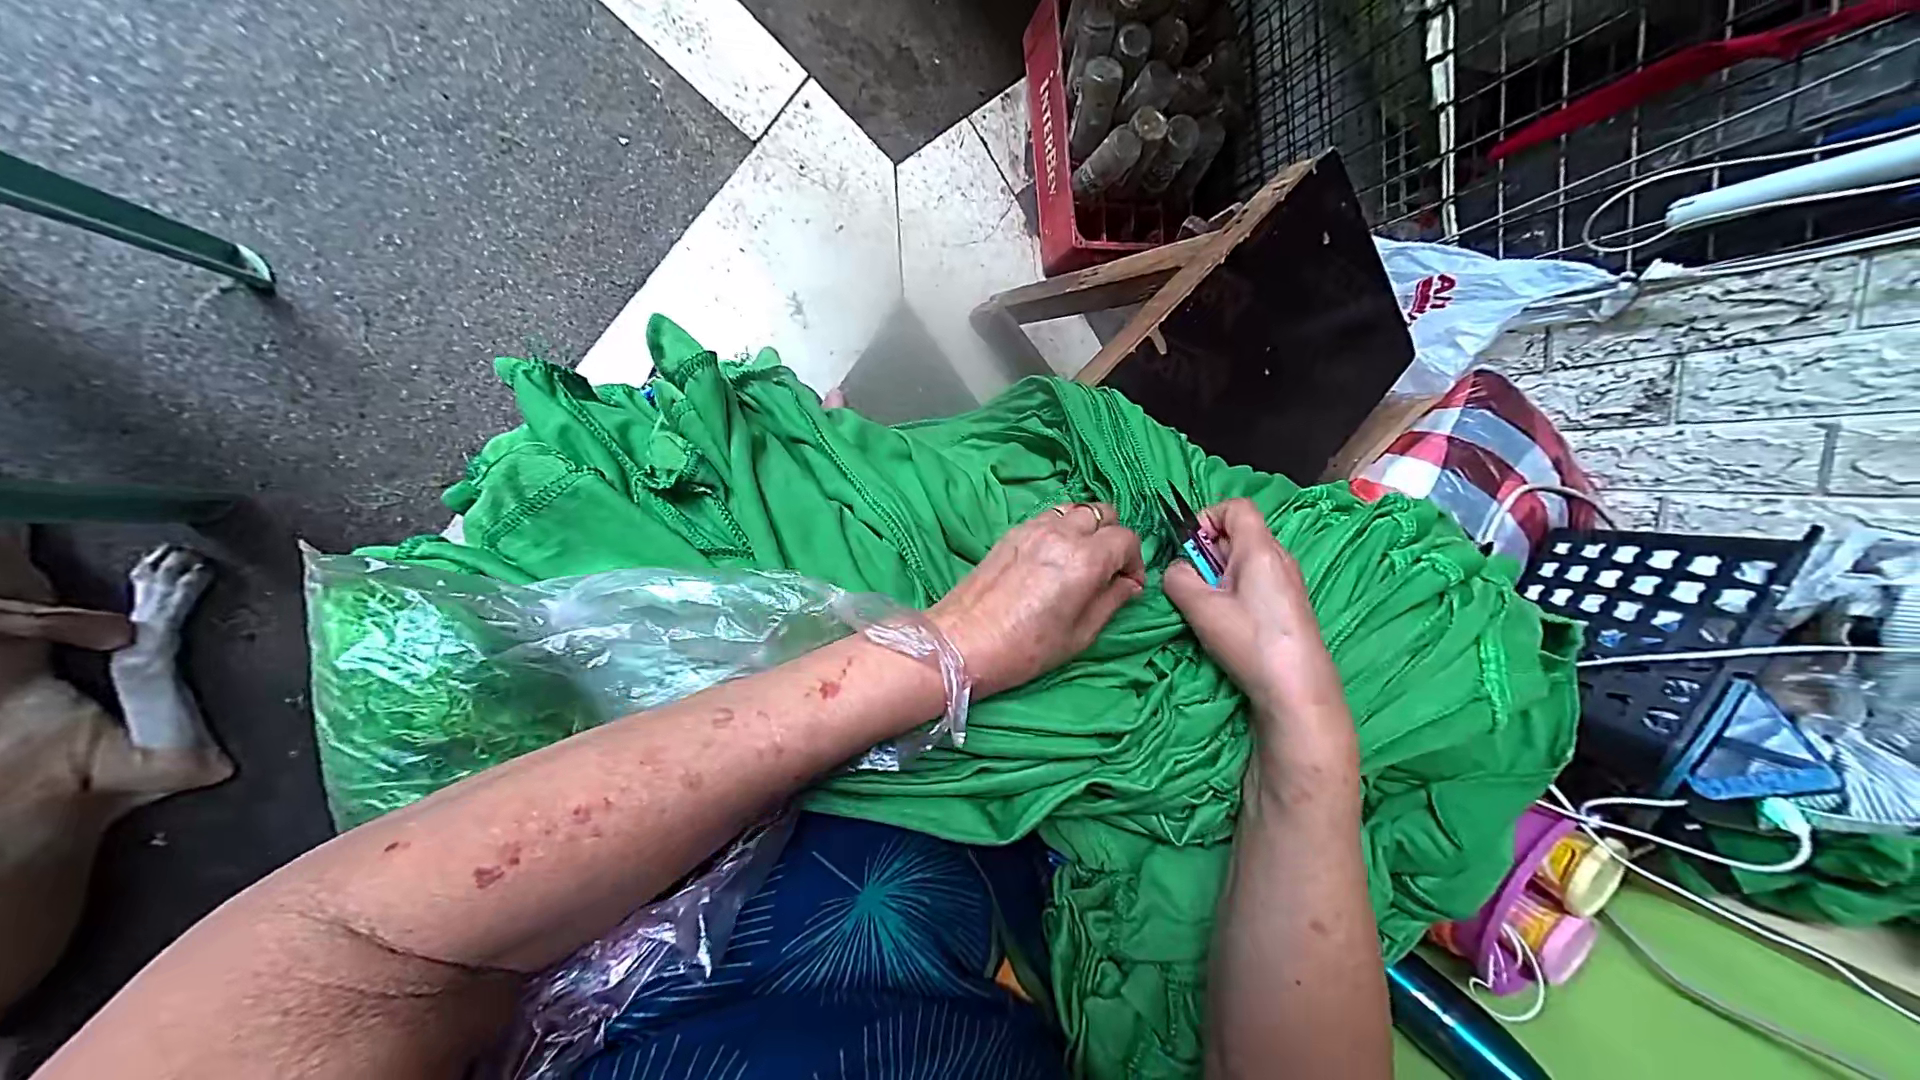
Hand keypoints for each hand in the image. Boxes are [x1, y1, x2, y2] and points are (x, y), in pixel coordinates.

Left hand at [931, 503, 1145, 697]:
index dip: (1134, 561)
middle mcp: (1061, 533)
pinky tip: (1053, 558)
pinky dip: (1061, 528)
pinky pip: (1048, 517)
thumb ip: (1111, 601)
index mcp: (1084, 559)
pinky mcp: (1011, 532)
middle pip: (1102, 513)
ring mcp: (1032, 528)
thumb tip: (1128, 584)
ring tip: (1080, 560)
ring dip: (1086, 528)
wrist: (962, 641)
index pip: (1126, 539)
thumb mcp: (1080, 634)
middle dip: (1113, 537)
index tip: (1128, 585)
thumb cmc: (1025, 648)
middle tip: (1107, 569)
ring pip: (1074, 509)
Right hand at [1162, 499, 1353, 757]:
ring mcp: (1288, 581)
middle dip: (1208, 551)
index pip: (1235, 507)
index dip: (1206, 518)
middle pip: (1238, 533)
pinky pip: (1256, 580)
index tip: (1189, 548)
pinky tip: (1231, 621)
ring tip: (1211, 607)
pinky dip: (1235, 590)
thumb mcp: (1200, 607)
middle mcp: (1280, 557)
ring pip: (1245, 559)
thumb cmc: (1250, 641)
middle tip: (1196, 584)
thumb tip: (1179, 569)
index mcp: (1261, 549)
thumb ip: (1178, 578)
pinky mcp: (1289, 604)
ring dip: (1219, 574)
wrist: (1298, 691)